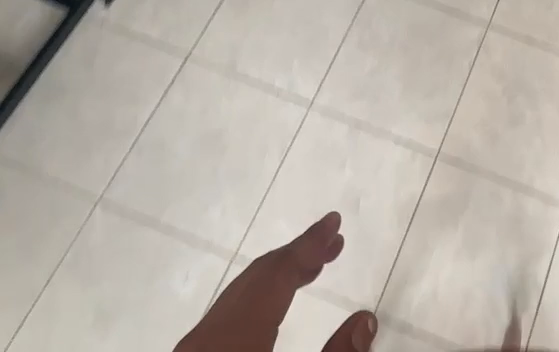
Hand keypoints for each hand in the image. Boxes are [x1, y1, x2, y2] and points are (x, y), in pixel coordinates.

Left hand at [175, 212, 377, 351]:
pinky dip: (256, 298)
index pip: (277, 274)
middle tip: (333, 241)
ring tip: (315, 267)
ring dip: (278, 277)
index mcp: (235, 338)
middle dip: (297, 255)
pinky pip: (225, 315)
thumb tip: (365, 319)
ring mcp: (192, 350)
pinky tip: (275, 306)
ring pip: (238, 297)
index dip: (308, 244)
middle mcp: (207, 338)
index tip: (334, 220)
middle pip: (256, 279)